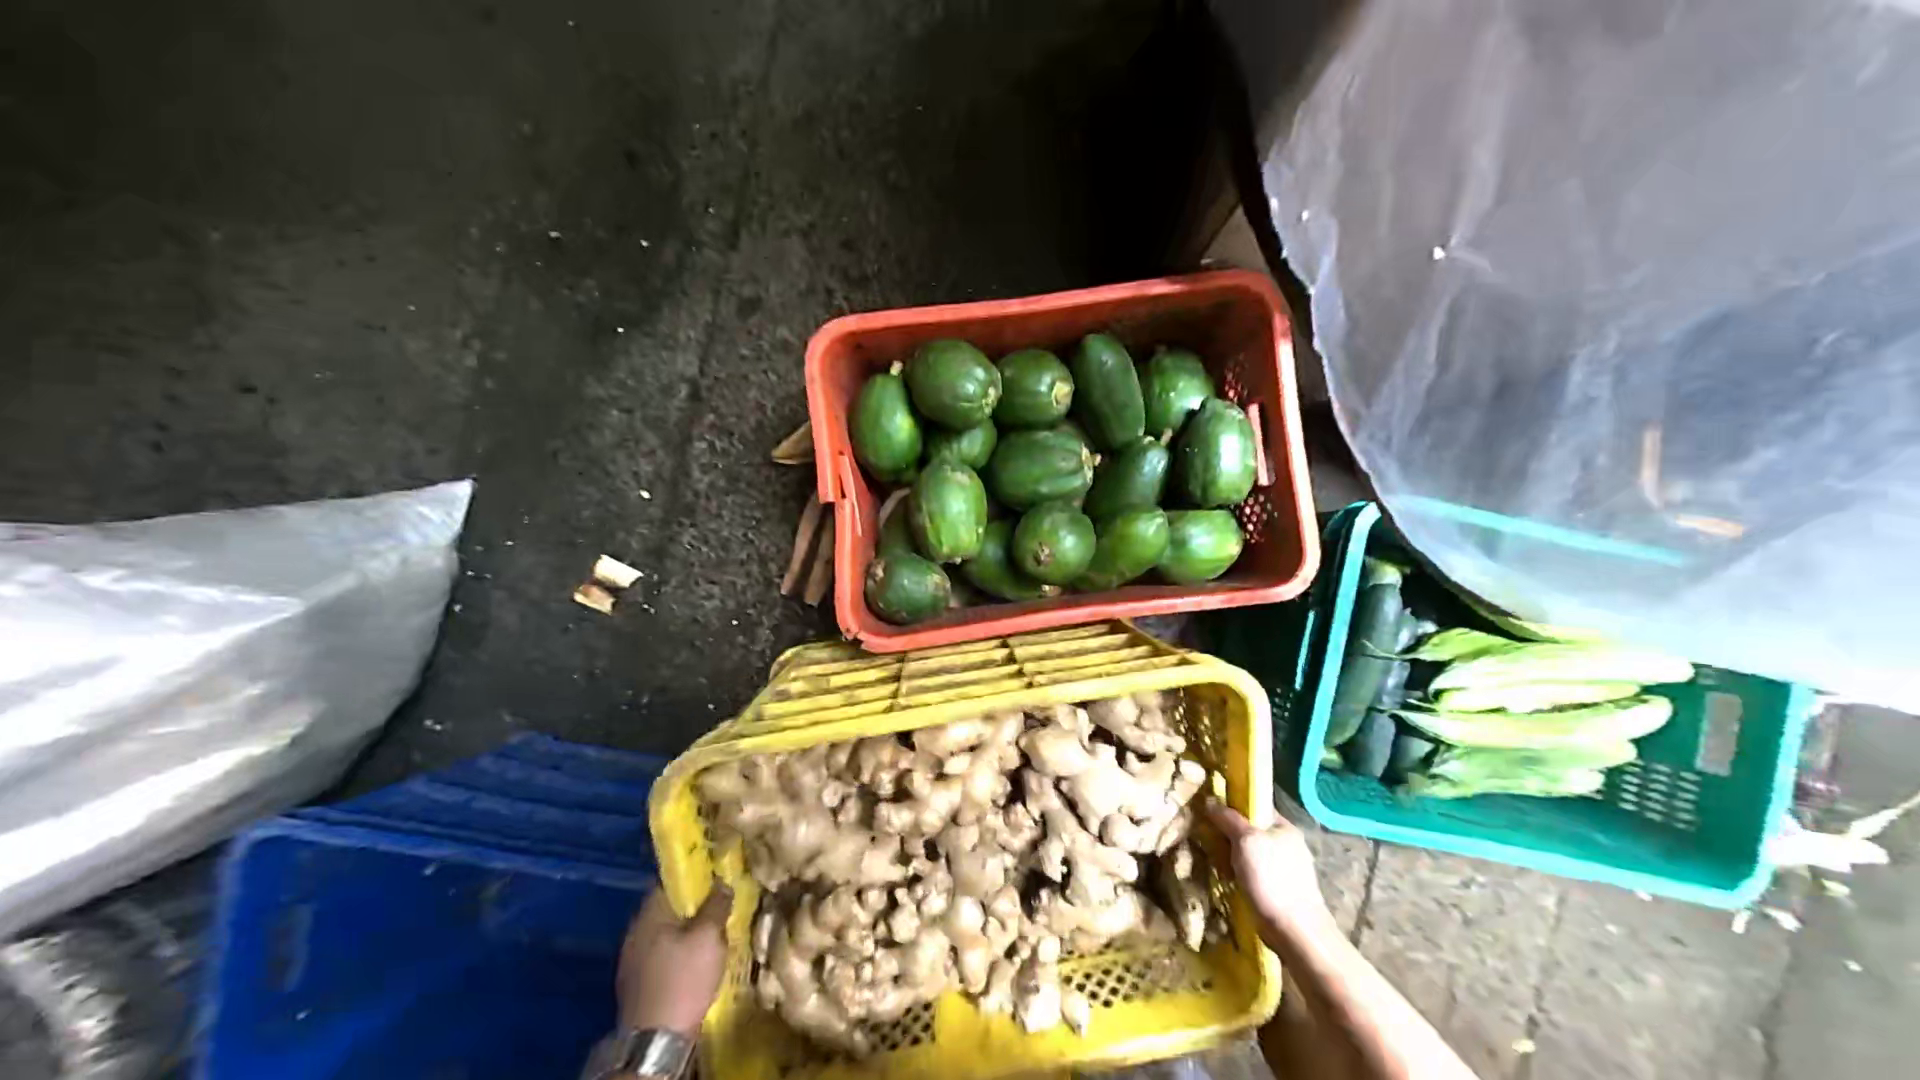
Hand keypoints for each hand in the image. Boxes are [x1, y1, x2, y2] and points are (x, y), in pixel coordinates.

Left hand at [616, 883, 733, 1035]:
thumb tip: (721, 882)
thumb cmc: (684, 980)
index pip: (669, 881)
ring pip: (664, 932)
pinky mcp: (636, 983)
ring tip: (711, 934)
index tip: (716, 875)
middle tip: (719, 905)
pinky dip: (677, 951)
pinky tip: (694, 960)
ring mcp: (631, 959)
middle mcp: (635, 932)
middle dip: (692, 905)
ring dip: (685, 930)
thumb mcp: (708, 937)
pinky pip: (660, 954)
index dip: (693, 875)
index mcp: (649, 914)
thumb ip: (716, 905)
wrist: (655, 1040)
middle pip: (666, 907)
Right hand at [1204, 801, 1337, 943]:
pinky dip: (1238, 872)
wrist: (1295, 931)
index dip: (1231, 804)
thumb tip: (1210, 801)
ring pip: (1248, 851)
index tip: (1209, 808)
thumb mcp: (1246, 841)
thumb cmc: (1271, 879)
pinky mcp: (1278, 887)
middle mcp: (1286, 843)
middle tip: (1207, 836)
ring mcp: (1284, 867)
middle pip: (1249, 828)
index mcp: (1283, 826)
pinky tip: (1227, 877)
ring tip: (1213, 858)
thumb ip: (1229, 818)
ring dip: (1230, 854)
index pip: (1254, 805)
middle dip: (1227, 832)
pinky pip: (1251, 870)